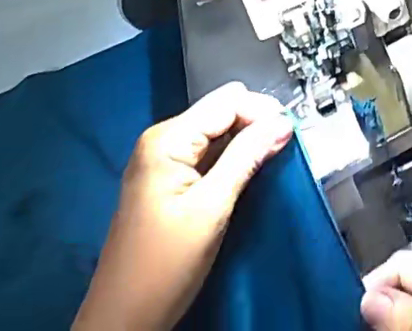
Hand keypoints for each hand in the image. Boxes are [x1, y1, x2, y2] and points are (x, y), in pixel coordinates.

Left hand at [75, 82, 293, 330]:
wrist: (121, 323)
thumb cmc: (163, 267)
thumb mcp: (211, 209)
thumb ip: (247, 157)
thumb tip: (282, 122)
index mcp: (167, 139)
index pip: (227, 102)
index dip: (262, 111)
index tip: (290, 131)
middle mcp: (162, 139)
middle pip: (222, 111)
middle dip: (255, 124)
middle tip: (281, 147)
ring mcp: (162, 159)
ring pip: (218, 130)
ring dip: (245, 141)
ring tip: (269, 159)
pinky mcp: (167, 178)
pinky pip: (207, 151)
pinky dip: (230, 157)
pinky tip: (245, 172)